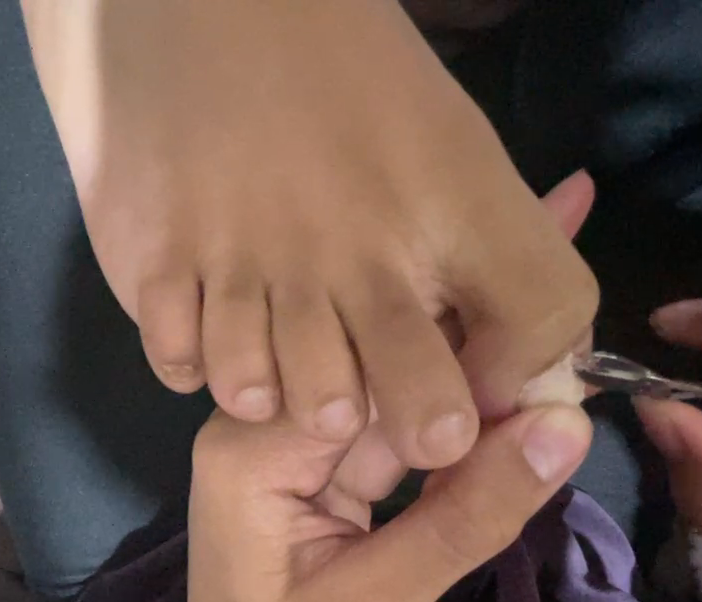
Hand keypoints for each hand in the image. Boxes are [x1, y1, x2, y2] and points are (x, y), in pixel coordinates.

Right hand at [21, 0, 598, 466]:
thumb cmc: (338, 78)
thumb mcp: (447, 144)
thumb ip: (490, 253)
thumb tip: (520, 362)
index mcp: (443, 201)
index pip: (541, 317)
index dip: (520, 372)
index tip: (480, 372)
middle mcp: (351, 248)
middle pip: (418, 396)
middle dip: (417, 422)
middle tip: (381, 403)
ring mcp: (248, 261)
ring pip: (279, 398)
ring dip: (278, 391)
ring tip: (272, 361)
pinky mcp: (160, 266)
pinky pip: (183, 368)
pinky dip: (192, 362)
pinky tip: (203, 325)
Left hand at [103, 403, 593, 601]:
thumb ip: (465, 518)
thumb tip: (566, 423)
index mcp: (251, 448)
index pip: (371, 367)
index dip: (469, 364)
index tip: (559, 377)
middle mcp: (262, 420)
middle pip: (381, 371)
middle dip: (473, 383)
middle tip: (566, 394)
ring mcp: (288, 439)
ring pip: (394, 397)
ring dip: (469, 410)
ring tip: (550, 410)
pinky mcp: (314, 462)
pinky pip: (392, 433)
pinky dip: (447, 445)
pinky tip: (503, 441)